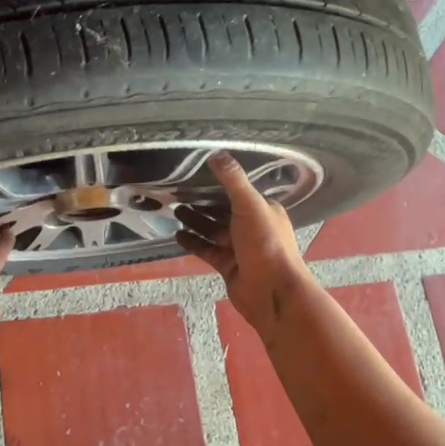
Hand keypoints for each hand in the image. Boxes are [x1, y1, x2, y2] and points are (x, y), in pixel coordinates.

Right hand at [175, 152, 315, 332]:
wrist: (271, 292)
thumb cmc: (264, 244)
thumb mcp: (249, 205)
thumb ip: (233, 180)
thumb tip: (216, 153)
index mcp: (264, 211)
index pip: (239, 193)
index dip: (218, 184)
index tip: (195, 175)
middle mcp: (253, 228)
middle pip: (223, 211)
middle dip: (202, 203)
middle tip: (177, 193)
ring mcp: (240, 249)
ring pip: (213, 230)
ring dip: (195, 221)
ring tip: (173, 211)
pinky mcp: (228, 266)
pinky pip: (207, 250)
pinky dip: (193, 242)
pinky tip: (177, 235)